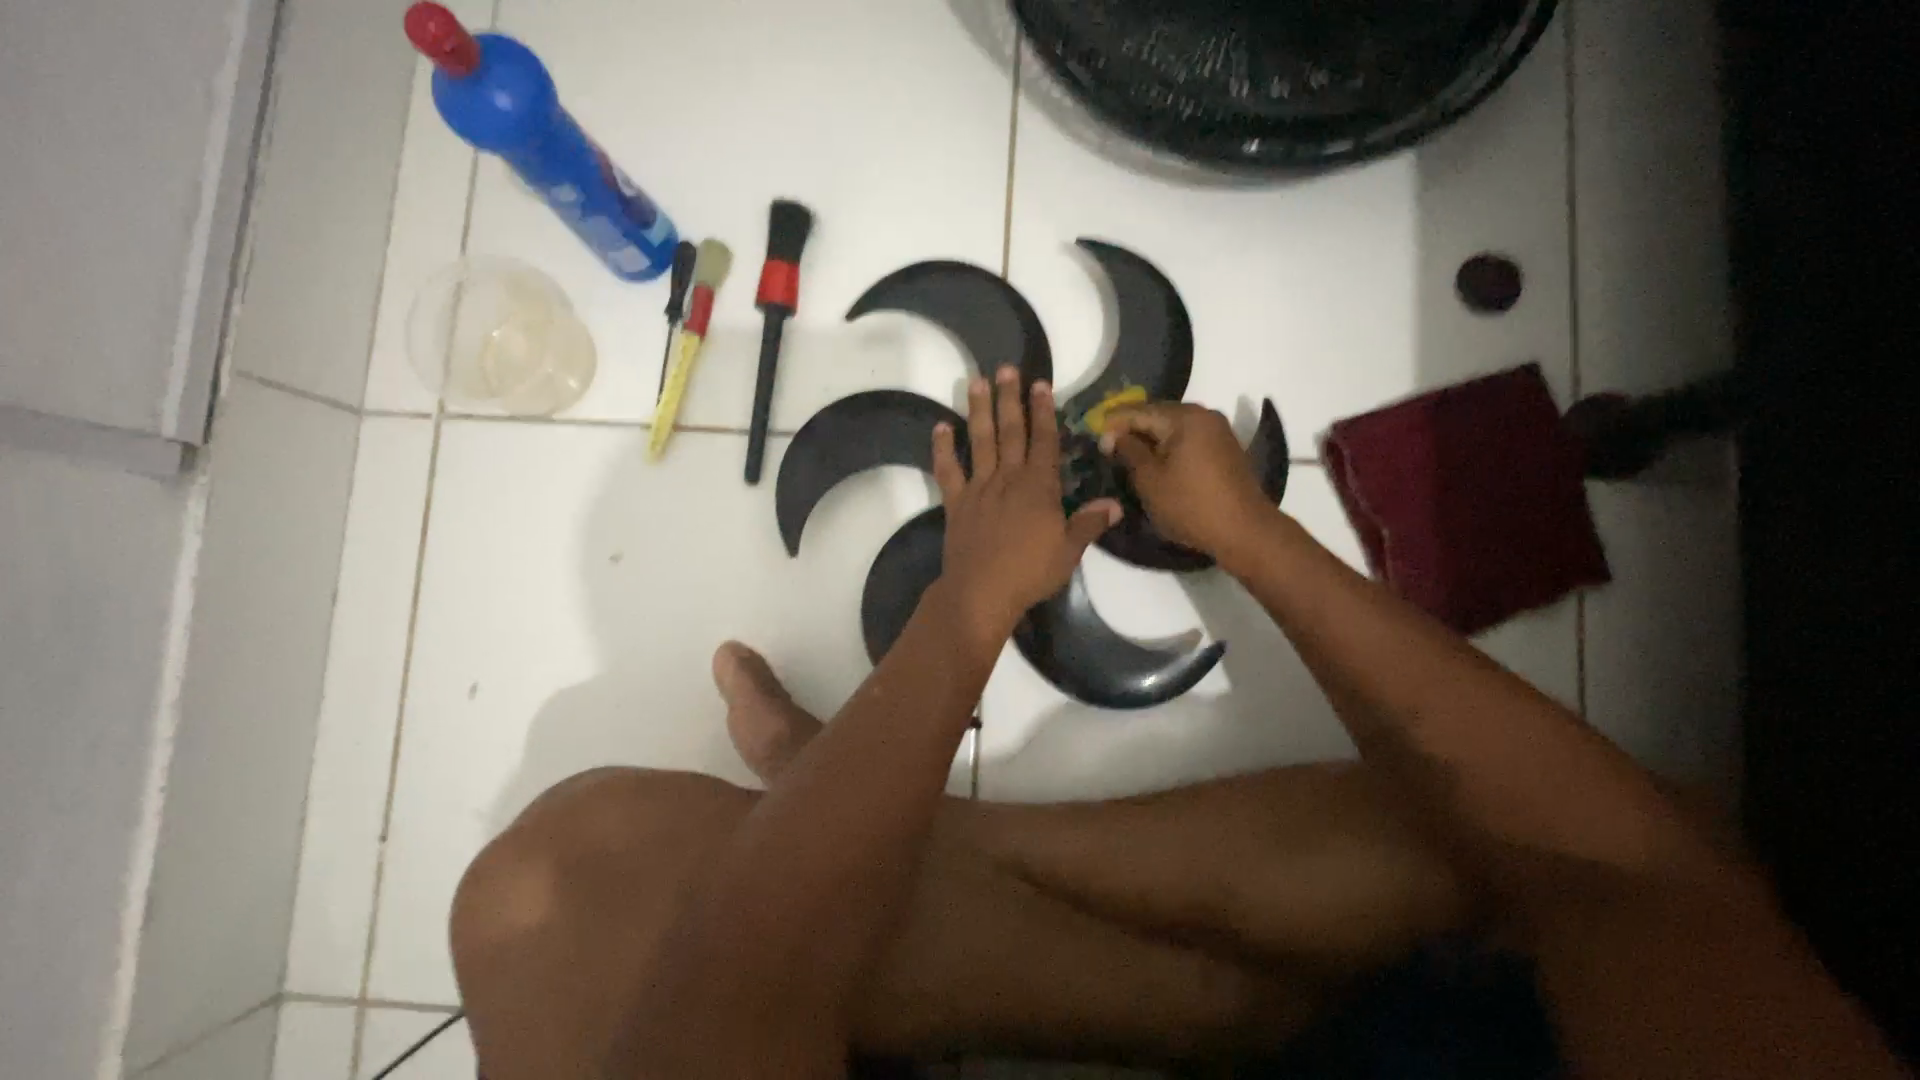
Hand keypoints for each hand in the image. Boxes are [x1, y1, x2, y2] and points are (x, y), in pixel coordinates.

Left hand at [932, 367, 1121, 643]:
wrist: (981, 592)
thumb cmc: (1030, 573)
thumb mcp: (1068, 551)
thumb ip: (1089, 524)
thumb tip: (1115, 505)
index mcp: (1039, 487)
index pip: (1044, 441)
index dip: (1044, 412)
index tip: (1041, 384)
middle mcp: (1009, 479)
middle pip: (1011, 432)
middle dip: (1010, 399)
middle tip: (1006, 368)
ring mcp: (979, 489)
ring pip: (980, 442)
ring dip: (978, 411)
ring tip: (975, 382)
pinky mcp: (956, 503)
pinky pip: (948, 471)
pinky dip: (943, 449)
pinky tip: (940, 427)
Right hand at [1100, 403, 1278, 562]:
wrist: (1244, 531)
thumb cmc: (1190, 505)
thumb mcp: (1149, 480)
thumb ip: (1128, 450)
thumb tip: (1113, 436)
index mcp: (1184, 417)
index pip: (1137, 411)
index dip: (1112, 424)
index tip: (1095, 442)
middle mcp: (1204, 415)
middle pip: (1157, 415)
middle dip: (1132, 430)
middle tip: (1109, 450)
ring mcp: (1218, 431)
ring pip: (1174, 428)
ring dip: (1151, 440)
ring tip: (1130, 460)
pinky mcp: (1225, 449)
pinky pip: (1189, 440)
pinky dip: (1170, 448)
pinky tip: (1158, 465)